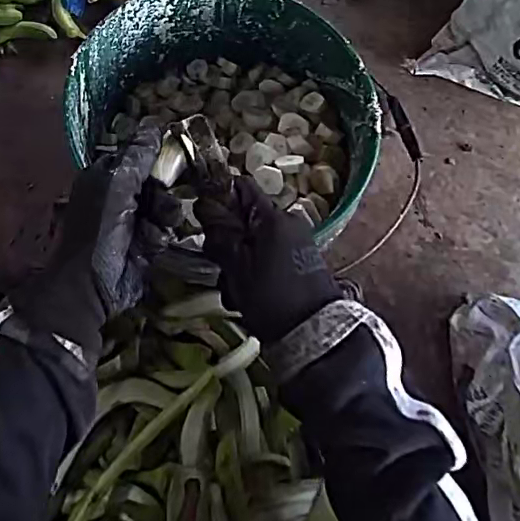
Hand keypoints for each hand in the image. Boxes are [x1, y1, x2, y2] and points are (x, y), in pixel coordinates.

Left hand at [7, 123, 169, 358]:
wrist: (90, 286)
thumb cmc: (96, 230)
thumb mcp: (116, 185)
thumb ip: (137, 155)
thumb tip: (155, 123)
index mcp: (107, 173)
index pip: (141, 153)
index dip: (158, 154)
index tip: (174, 155)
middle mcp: (121, 192)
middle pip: (159, 178)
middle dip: (162, 191)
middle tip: (156, 202)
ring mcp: (135, 218)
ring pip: (168, 204)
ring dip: (164, 215)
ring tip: (151, 229)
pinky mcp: (148, 242)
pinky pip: (167, 228)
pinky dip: (160, 235)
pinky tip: (150, 244)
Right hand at [194, 176, 339, 341]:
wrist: (315, 334)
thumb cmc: (272, 297)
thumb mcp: (237, 267)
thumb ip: (220, 234)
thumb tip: (203, 206)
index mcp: (273, 217)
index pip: (241, 186)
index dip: (219, 196)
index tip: (205, 218)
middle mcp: (288, 221)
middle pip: (246, 216)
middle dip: (228, 238)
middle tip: (219, 264)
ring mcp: (296, 241)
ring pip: (254, 239)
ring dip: (240, 260)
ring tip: (235, 289)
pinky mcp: (300, 259)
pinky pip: (269, 254)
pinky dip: (256, 269)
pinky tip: (249, 295)